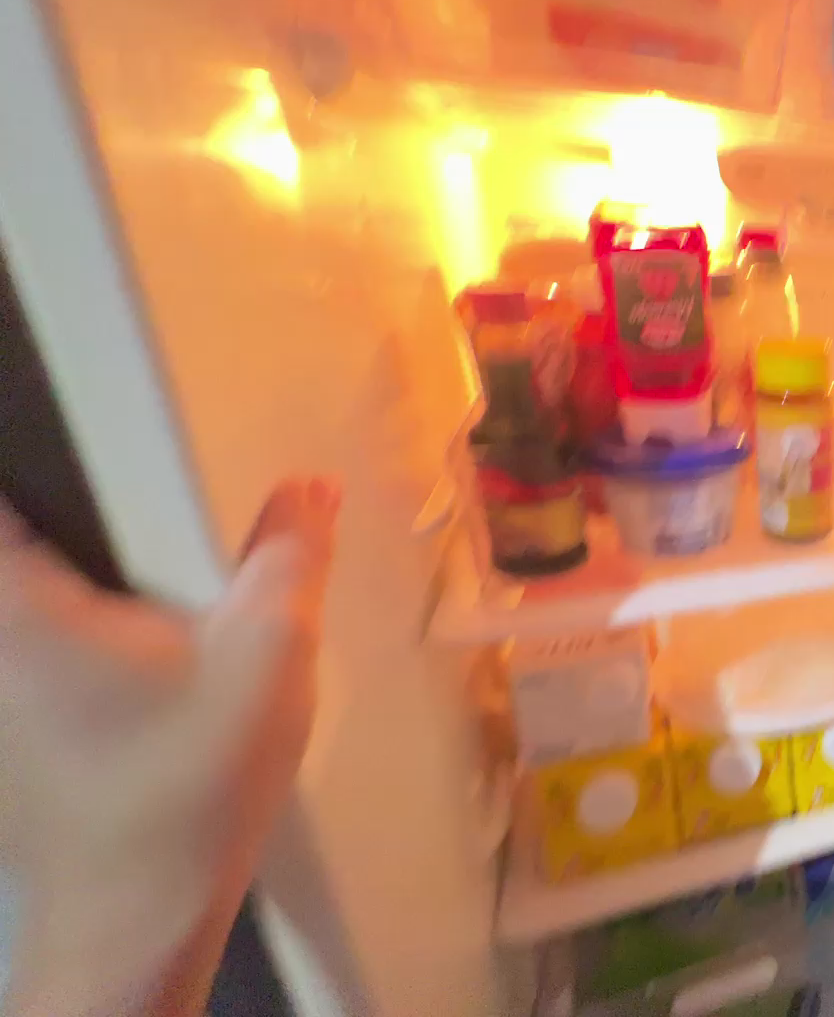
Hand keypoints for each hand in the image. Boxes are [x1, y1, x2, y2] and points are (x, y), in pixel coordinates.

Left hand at [1, 478, 338, 1013]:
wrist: (142, 898)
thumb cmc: (197, 767)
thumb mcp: (269, 648)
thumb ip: (289, 557)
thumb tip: (310, 482)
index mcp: (18, 609)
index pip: (6, 497)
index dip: (38, 447)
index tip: (107, 428)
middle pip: (31, 542)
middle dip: (99, 515)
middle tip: (179, 504)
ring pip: (41, 594)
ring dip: (104, 561)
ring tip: (189, 557)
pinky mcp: (14, 715)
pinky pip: (48, 633)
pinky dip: (100, 610)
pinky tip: (166, 627)